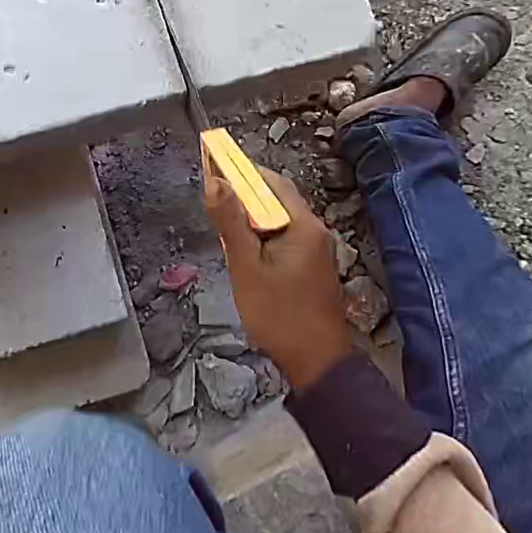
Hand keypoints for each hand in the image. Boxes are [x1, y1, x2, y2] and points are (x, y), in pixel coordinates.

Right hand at [202, 159, 351, 388]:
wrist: (316, 363)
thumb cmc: (279, 315)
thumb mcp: (247, 268)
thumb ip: (231, 223)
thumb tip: (214, 182)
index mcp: (304, 226)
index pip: (272, 183)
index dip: (243, 173)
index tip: (215, 169)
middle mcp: (315, 231)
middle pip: (277, 199)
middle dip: (245, 195)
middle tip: (215, 200)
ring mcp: (316, 250)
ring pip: (279, 220)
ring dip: (252, 217)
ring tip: (224, 226)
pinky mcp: (312, 267)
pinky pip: (284, 237)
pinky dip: (262, 235)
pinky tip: (245, 250)